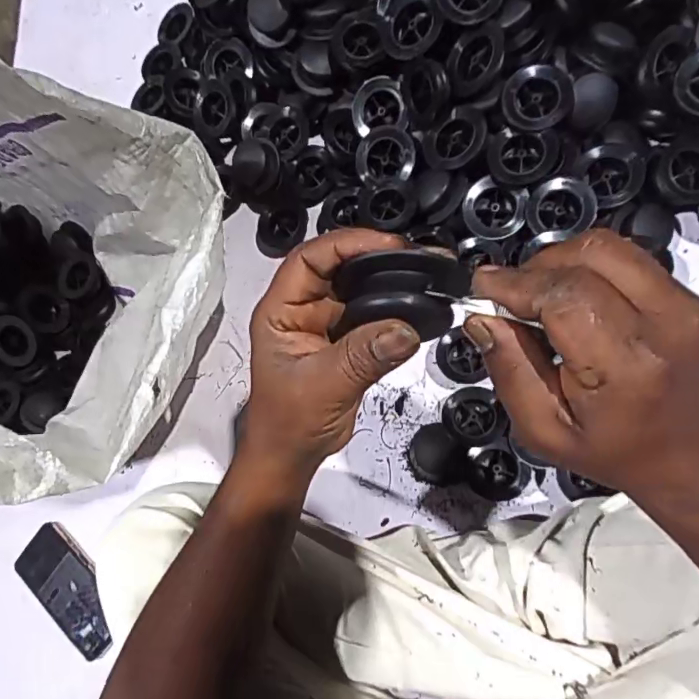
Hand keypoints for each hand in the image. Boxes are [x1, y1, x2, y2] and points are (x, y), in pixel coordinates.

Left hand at [240, 228, 422, 480]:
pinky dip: (395, 315)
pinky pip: (374, 319)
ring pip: (360, 293)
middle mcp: (302, 313)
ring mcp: (326, 328)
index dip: (348, 244)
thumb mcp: (322, 385)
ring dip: (388, 287)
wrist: (293, 454)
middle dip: (375, 260)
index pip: (311, 258)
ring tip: (417, 280)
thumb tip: (401, 330)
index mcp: (281, 312)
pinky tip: (413, 313)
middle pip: (339, 268)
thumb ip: (363, 356)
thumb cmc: (284, 424)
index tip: (384, 246)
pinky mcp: (347, 345)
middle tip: (410, 258)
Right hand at [464, 229, 698, 495]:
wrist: (676, 452)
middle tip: (506, 298)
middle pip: (586, 259)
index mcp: (627, 368)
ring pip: (606, 248)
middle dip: (533, 271)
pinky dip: (585, 267)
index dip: (517, 284)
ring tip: (537, 298)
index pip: (565, 295)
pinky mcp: (682, 296)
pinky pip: (625, 257)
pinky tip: (568, 298)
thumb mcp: (543, 430)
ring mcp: (679, 305)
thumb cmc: (614, 449)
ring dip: (558, 263)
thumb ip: (511, 372)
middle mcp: (664, 326)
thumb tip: (483, 323)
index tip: (484, 287)